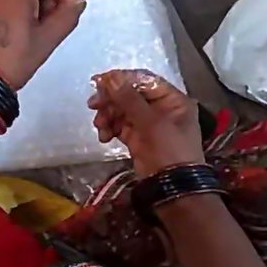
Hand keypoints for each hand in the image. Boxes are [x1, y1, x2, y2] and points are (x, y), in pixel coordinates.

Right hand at [88, 69, 204, 176]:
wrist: (173, 188)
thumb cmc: (169, 150)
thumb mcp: (151, 122)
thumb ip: (129, 99)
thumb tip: (110, 78)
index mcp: (172, 99)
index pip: (144, 81)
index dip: (121, 79)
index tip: (99, 82)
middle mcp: (161, 108)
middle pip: (130, 95)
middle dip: (111, 100)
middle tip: (93, 104)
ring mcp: (149, 124)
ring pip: (122, 111)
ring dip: (108, 116)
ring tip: (99, 126)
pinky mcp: (138, 138)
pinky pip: (120, 126)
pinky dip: (110, 129)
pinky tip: (104, 136)